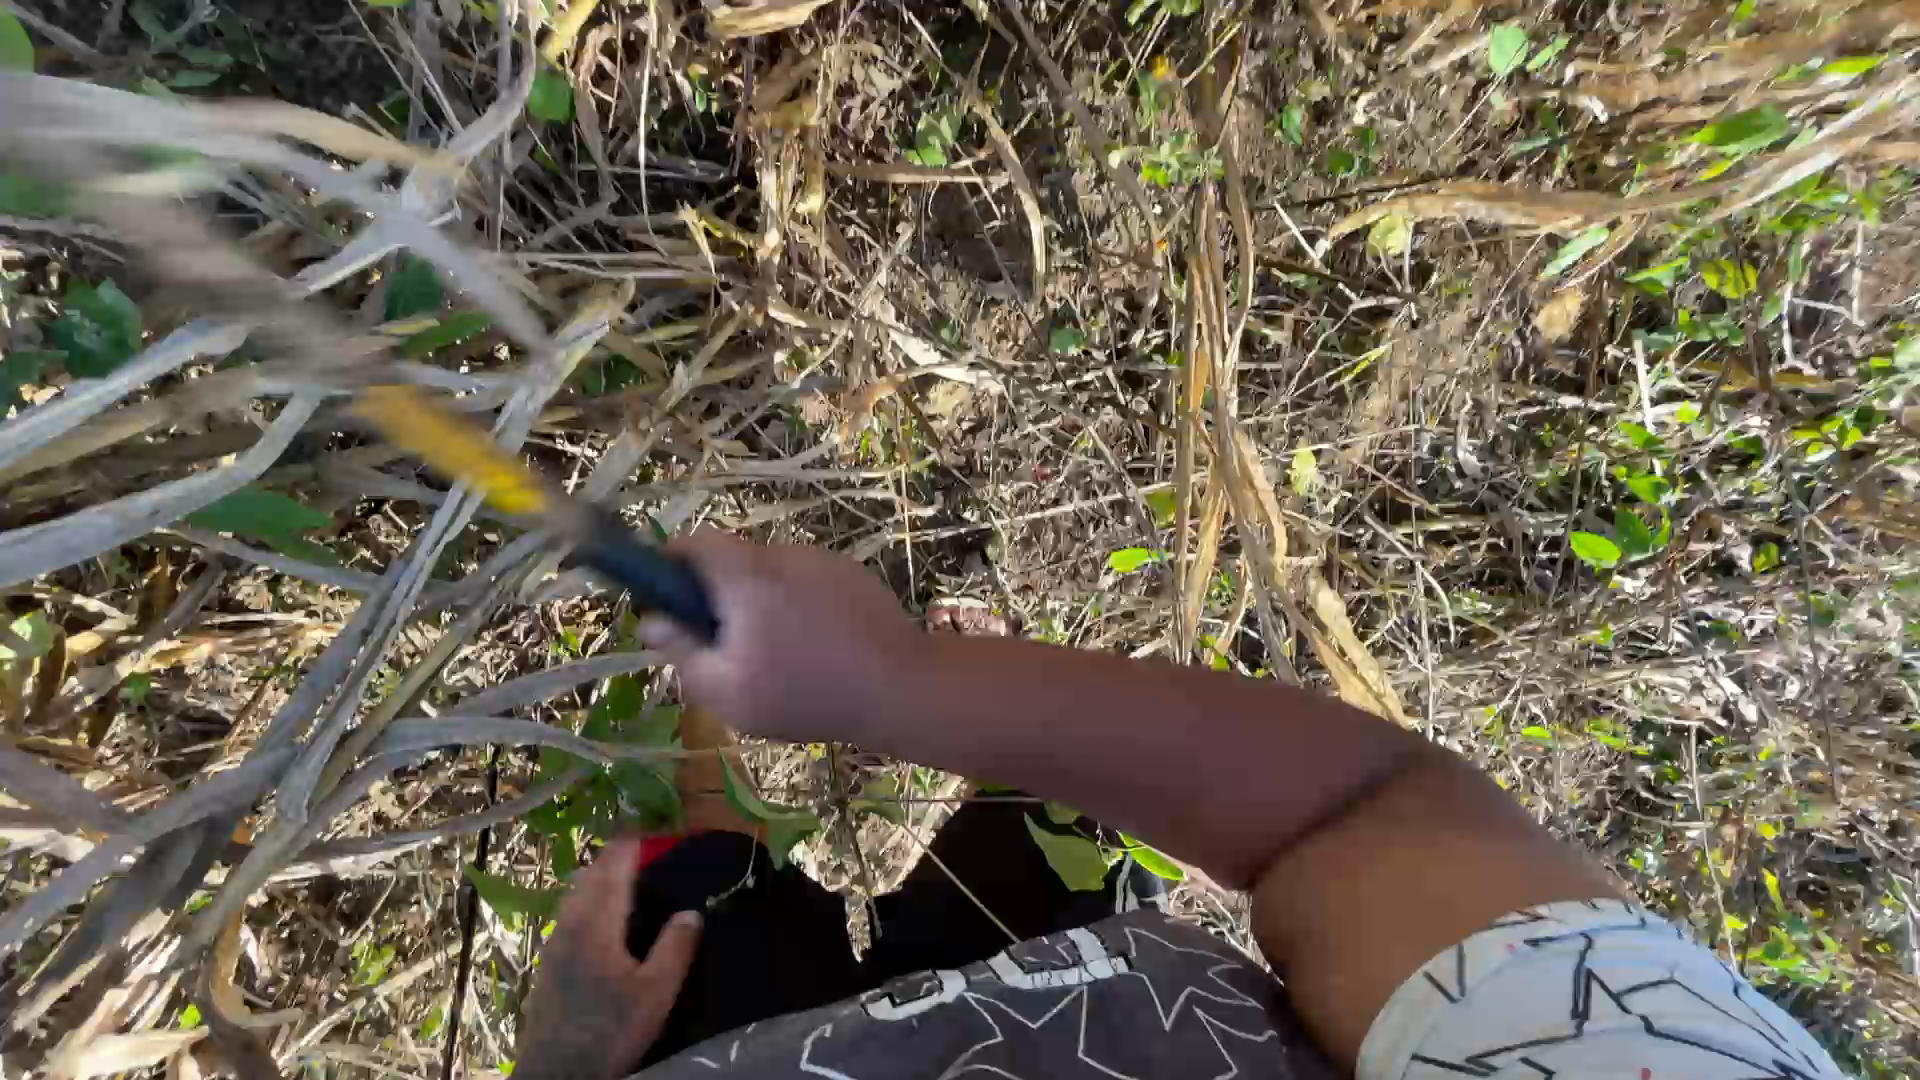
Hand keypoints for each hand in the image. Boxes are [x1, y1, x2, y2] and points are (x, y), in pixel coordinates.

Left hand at [515, 837, 702, 1079]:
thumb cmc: (608, 1032)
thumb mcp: (655, 994)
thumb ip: (675, 947)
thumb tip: (691, 912)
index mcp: (597, 924)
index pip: (614, 867)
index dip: (633, 844)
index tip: (657, 829)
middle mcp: (571, 925)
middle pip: (590, 874)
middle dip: (617, 855)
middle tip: (647, 846)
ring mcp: (555, 944)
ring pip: (576, 892)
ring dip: (601, 874)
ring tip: (628, 871)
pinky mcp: (549, 964)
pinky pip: (570, 910)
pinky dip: (590, 895)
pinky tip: (604, 911)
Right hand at [636, 531, 922, 742]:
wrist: (899, 687)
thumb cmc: (806, 695)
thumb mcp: (728, 692)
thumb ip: (681, 651)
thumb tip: (652, 621)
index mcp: (748, 577)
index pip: (697, 542)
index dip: (672, 561)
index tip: (666, 594)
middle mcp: (786, 555)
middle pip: (735, 559)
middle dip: (720, 592)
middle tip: (726, 640)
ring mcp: (824, 561)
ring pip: (774, 571)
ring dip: (763, 599)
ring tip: (781, 650)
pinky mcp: (853, 573)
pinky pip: (809, 580)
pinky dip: (799, 602)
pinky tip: (818, 644)